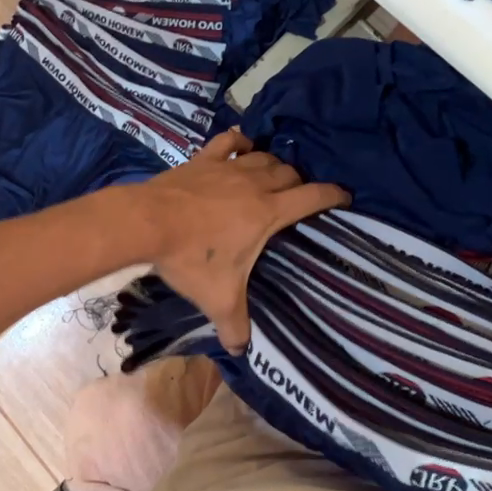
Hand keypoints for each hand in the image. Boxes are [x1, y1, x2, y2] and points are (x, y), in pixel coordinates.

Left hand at [134, 129, 348, 351]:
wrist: (147, 222)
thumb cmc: (190, 258)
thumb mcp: (217, 298)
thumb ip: (234, 324)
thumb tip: (240, 350)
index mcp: (268, 211)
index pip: (312, 197)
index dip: (333, 195)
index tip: (344, 197)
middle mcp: (254, 183)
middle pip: (289, 173)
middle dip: (299, 184)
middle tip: (296, 199)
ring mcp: (227, 167)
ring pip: (263, 156)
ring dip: (273, 165)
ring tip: (273, 177)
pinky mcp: (202, 159)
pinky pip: (228, 141)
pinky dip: (240, 141)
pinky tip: (242, 145)